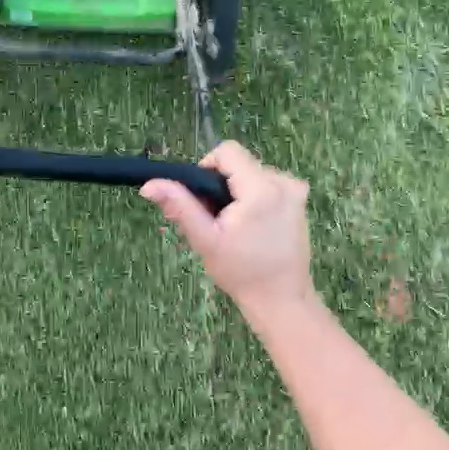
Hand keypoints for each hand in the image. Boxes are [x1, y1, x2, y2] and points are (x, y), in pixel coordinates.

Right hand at [140, 141, 315, 315]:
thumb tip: (149, 185)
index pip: (228, 151)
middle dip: (222, 187)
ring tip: (234, 228)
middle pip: (240, 164)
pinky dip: (254, 199)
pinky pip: (268, 185)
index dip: (207, 168)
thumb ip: (180, 206)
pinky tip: (251, 228)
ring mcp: (296, 191)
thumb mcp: (205, 239)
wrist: (280, 298)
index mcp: (261, 188)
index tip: (203, 199)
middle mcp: (284, 182)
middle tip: (216, 221)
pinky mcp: (299, 201)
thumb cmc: (240, 271)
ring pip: (252, 174)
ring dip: (238, 194)